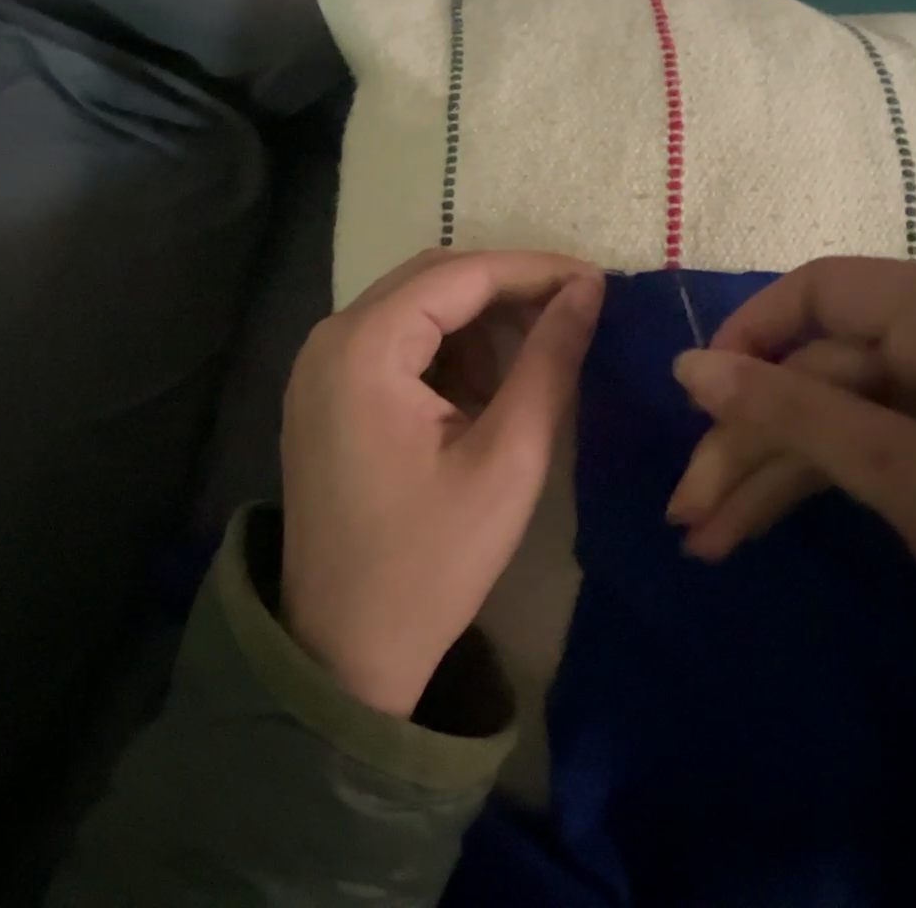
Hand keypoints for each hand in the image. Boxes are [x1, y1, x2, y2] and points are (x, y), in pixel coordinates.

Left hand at [280, 249, 603, 718]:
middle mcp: (328, 341)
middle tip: (575, 313)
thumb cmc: (433, 561)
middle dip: (507, 291)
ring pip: (412, 311)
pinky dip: (445, 355)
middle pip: (430, 282)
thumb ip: (549, 362)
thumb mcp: (508, 458)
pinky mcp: (324, 399)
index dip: (534, 269)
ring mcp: (318, 370)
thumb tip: (587, 289)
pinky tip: (483, 394)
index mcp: (363, 349)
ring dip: (476, 325)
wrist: (346, 647)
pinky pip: (392, 348)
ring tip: (534, 363)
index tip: (597, 281)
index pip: (459, 274)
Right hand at [667, 258, 915, 749]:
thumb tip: (687, 368)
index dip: (745, 340)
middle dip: (747, 439)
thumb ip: (796, 417)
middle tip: (686, 513)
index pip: (820, 291)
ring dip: (768, 473)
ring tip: (704, 539)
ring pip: (834, 414)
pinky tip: (755, 528)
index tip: (690, 406)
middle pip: (818, 368)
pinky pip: (869, 443)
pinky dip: (815, 484)